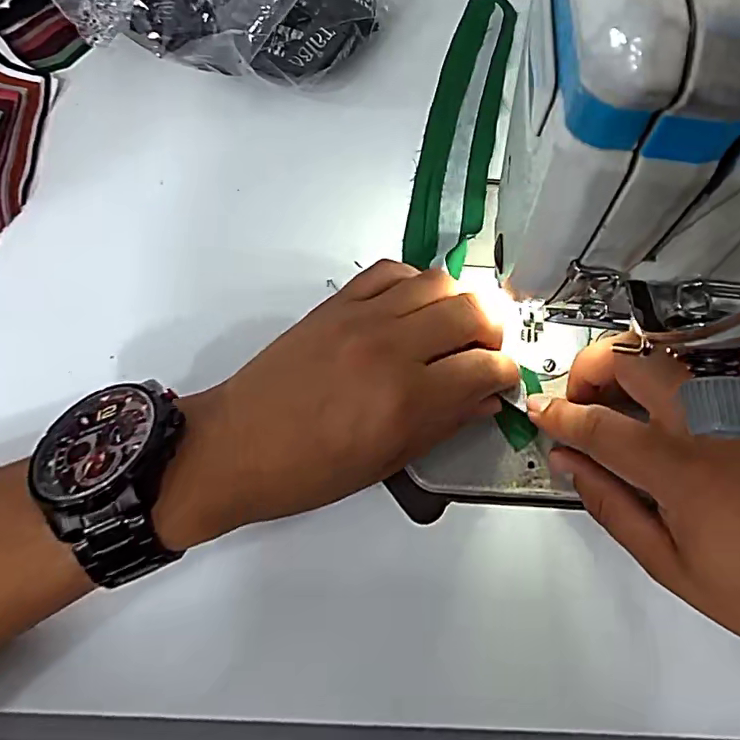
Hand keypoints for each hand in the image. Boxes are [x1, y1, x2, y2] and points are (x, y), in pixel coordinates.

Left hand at [154, 261, 517, 548]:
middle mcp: (390, 349)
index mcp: (406, 399)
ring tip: (455, 324)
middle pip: (472, 311)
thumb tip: (484, 399)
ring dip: (459, 300)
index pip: (484, 367)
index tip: (502, 377)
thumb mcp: (387, 461)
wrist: (234, 447)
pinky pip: (390, 270)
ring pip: (438, 281)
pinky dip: (414, 281)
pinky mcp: (337, 303)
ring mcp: (362, 318)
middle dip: (494, 329)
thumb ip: (445, 423)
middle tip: (486, 349)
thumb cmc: (305, 469)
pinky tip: (414, 304)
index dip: (505, 372)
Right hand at [525, 339, 739, 667]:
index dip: (558, 415)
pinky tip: (666, 412)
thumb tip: (571, 464)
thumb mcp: (670, 563)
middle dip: (586, 369)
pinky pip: (698, 364)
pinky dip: (667, 374)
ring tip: (617, 403)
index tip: (541, 412)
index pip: (598, 424)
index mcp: (684, 470)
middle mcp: (712, 420)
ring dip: (625, 365)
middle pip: (626, 358)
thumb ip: (610, 502)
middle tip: (578, 401)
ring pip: (662, 348)